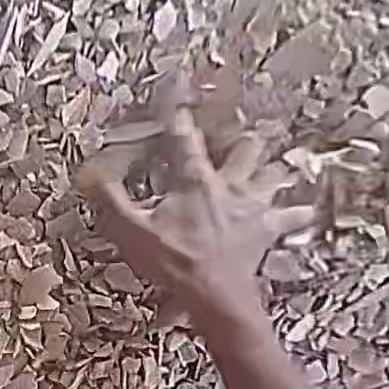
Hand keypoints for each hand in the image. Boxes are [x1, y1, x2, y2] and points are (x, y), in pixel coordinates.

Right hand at [78, 103, 313, 335]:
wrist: (213, 295)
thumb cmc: (173, 262)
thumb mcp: (131, 231)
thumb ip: (110, 199)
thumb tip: (87, 172)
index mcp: (195, 181)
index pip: (184, 140)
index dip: (177, 116)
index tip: (176, 93)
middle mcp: (230, 186)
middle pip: (244, 148)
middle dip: (240, 138)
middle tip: (239, 131)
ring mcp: (252, 207)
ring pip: (273, 174)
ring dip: (273, 167)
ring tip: (278, 159)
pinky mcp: (266, 231)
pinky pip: (288, 217)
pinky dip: (294, 213)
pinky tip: (301, 210)